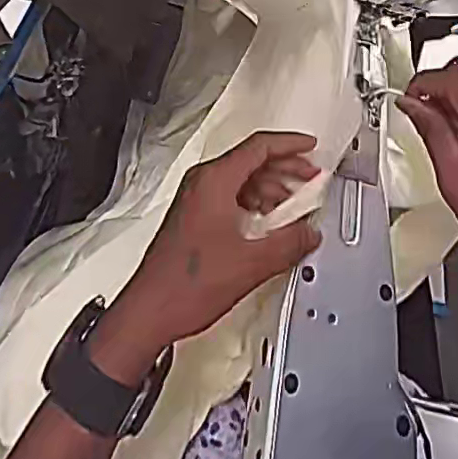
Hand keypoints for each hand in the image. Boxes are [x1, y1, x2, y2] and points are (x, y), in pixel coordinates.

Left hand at [90, 132, 323, 385]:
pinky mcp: (194, 215)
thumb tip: (308, 233)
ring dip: (271, 186)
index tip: (309, 146)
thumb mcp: (250, 264)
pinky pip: (231, 194)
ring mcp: (196, 198)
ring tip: (294, 204)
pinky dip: (255, 201)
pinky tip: (269, 221)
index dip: (290, 144)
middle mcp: (202, 183)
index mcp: (214, 181)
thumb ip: (288, 243)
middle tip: (309, 176)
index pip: (259, 147)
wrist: (147, 314)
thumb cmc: (182, 287)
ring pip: (242, 178)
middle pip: (252, 159)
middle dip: (285, 166)